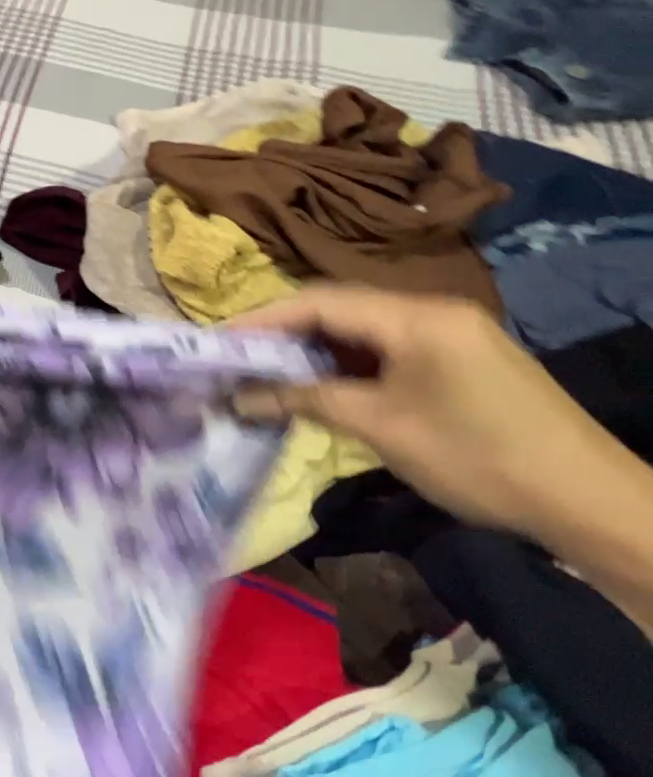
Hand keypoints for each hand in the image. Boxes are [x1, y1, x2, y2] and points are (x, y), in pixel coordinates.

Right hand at [230, 286, 621, 534]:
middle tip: (234, 362)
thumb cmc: (478, 458)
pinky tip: (320, 387)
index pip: (318, 302)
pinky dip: (345, 364)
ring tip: (267, 377)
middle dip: (281, 335)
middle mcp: (433, 313)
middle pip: (336, 309)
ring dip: (311, 351)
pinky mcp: (460, 360)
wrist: (592, 505)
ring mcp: (451, 335)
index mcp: (417, 317)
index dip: (260, 320)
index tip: (216, 344)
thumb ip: (302, 400)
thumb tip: (236, 397)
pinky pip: (385, 348)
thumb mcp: (379, 427)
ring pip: (359, 329)